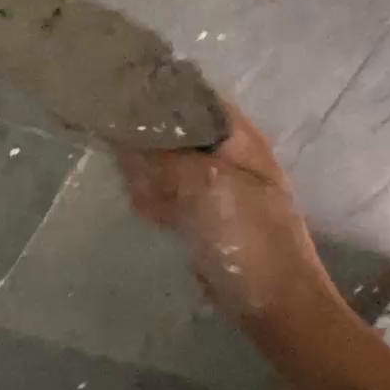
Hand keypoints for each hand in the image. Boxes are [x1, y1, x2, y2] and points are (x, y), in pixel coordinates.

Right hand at [113, 98, 341, 332]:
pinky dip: (149, 195)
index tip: (115, 83)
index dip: (155, 85)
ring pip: (159, 156)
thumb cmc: (248, 237)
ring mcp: (214, 183)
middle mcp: (227, 153)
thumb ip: (158, 150)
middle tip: (121, 144)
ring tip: (142, 189)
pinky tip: (147, 210)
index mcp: (239, 139)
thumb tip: (117, 126)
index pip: (191, 92)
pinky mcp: (200, 209)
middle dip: (142, 135)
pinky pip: (161, 188)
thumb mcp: (201, 182)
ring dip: (143, 171)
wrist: (274, 307)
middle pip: (170, 124)